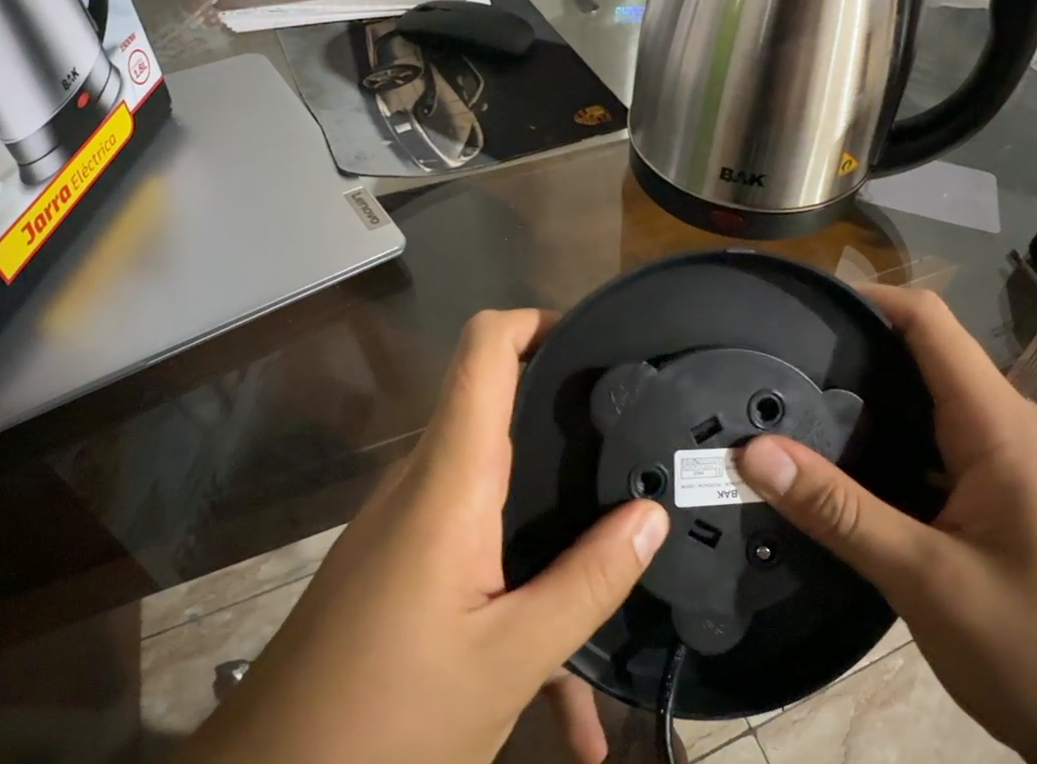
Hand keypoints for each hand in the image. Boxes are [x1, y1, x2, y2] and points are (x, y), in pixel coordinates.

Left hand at [180, 310, 670, 763]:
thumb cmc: (387, 716)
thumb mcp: (509, 658)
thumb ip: (586, 582)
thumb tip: (649, 516)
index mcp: (449, 481)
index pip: (483, 353)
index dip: (536, 322)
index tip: (596, 339)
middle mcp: (421, 486)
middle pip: (496, 414)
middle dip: (565, 426)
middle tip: (634, 451)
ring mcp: (403, 528)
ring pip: (493, 500)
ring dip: (549, 538)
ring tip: (618, 580)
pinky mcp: (395, 569)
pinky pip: (469, 558)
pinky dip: (515, 601)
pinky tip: (563, 704)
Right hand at [735, 285, 1036, 763]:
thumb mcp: (927, 581)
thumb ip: (838, 511)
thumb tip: (751, 450)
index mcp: (998, 427)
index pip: (928, 322)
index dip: (863, 298)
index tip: (793, 306)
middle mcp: (1002, 432)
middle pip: (918, 359)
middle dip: (845, 353)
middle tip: (766, 366)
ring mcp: (1002, 471)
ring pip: (920, 411)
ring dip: (858, 407)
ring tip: (781, 410)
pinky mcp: (995, 506)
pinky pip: (927, 455)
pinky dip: (878, 452)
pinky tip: (830, 472)